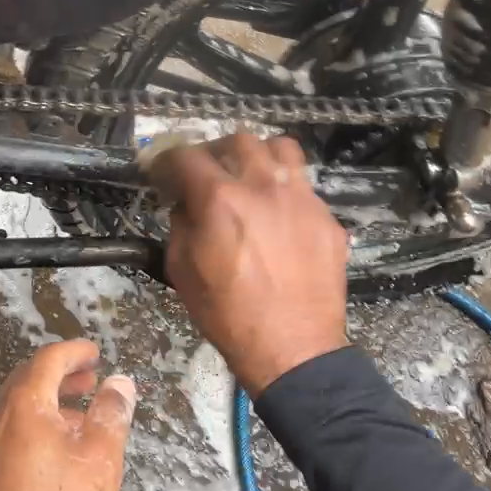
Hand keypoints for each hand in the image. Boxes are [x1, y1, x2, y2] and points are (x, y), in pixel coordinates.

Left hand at [0, 339, 135, 490]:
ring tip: (78, 417)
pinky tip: (54, 450)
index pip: (49, 358)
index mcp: (23, 401)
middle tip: (88, 378)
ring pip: (18, 405)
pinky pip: (9, 430)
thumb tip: (120, 383)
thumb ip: (111, 414)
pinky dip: (33, 424)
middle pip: (29, 377)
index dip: (75, 352)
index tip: (93, 352)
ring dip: (48, 401)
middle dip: (62, 374)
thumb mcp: (99, 458)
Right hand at [152, 133, 350, 395]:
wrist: (293, 351)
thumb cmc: (227, 314)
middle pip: (237, 139)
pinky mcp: (327, 219)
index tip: (163, 171)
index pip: (186, 155)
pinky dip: (285, 190)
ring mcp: (301, 199)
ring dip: (259, 156)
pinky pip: (304, 186)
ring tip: (251, 177)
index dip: (168, 160)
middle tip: (208, 173)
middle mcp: (262, 186)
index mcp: (220, 198)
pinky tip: (278, 216)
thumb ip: (180, 223)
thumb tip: (186, 203)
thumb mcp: (181, 268)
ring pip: (280, 148)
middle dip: (215, 152)